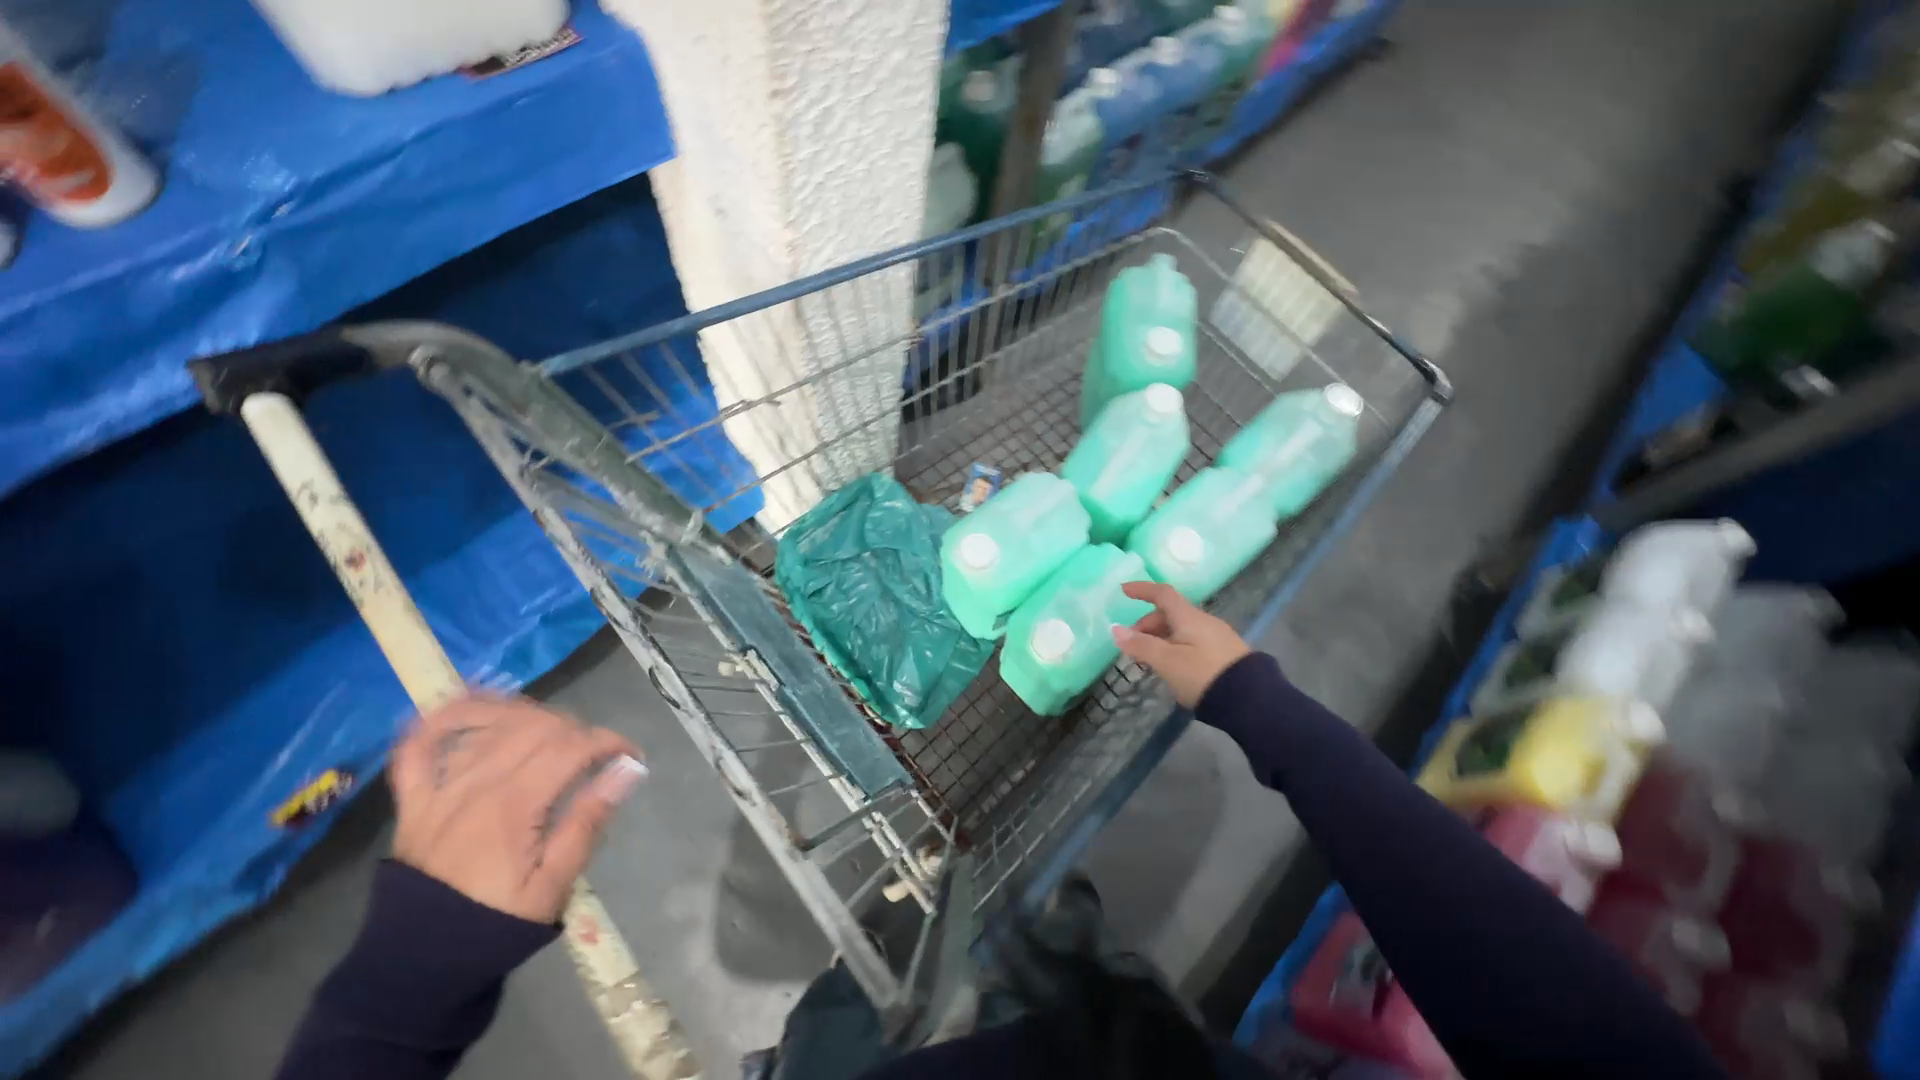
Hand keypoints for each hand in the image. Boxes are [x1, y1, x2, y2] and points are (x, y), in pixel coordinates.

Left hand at [389, 696, 644, 923]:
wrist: (422, 958)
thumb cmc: (498, 922)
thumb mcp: (555, 882)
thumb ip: (588, 820)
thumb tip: (628, 770)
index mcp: (515, 804)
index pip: (572, 747)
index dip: (609, 742)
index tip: (632, 756)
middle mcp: (476, 783)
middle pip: (536, 726)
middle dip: (577, 729)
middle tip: (596, 753)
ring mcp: (440, 787)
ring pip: (490, 723)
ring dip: (530, 714)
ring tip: (556, 731)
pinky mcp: (415, 797)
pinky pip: (422, 745)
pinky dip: (446, 717)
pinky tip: (476, 701)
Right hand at [1111, 581, 1251, 707]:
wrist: (1250, 698)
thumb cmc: (1203, 674)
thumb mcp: (1167, 662)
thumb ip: (1141, 645)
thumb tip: (1116, 630)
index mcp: (1189, 617)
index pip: (1163, 594)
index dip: (1143, 590)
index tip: (1123, 591)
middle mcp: (1203, 621)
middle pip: (1170, 613)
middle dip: (1147, 625)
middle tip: (1133, 646)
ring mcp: (1216, 637)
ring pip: (1181, 629)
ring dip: (1160, 639)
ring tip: (1149, 661)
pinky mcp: (1223, 653)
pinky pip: (1192, 641)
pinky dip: (1174, 647)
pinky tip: (1172, 668)